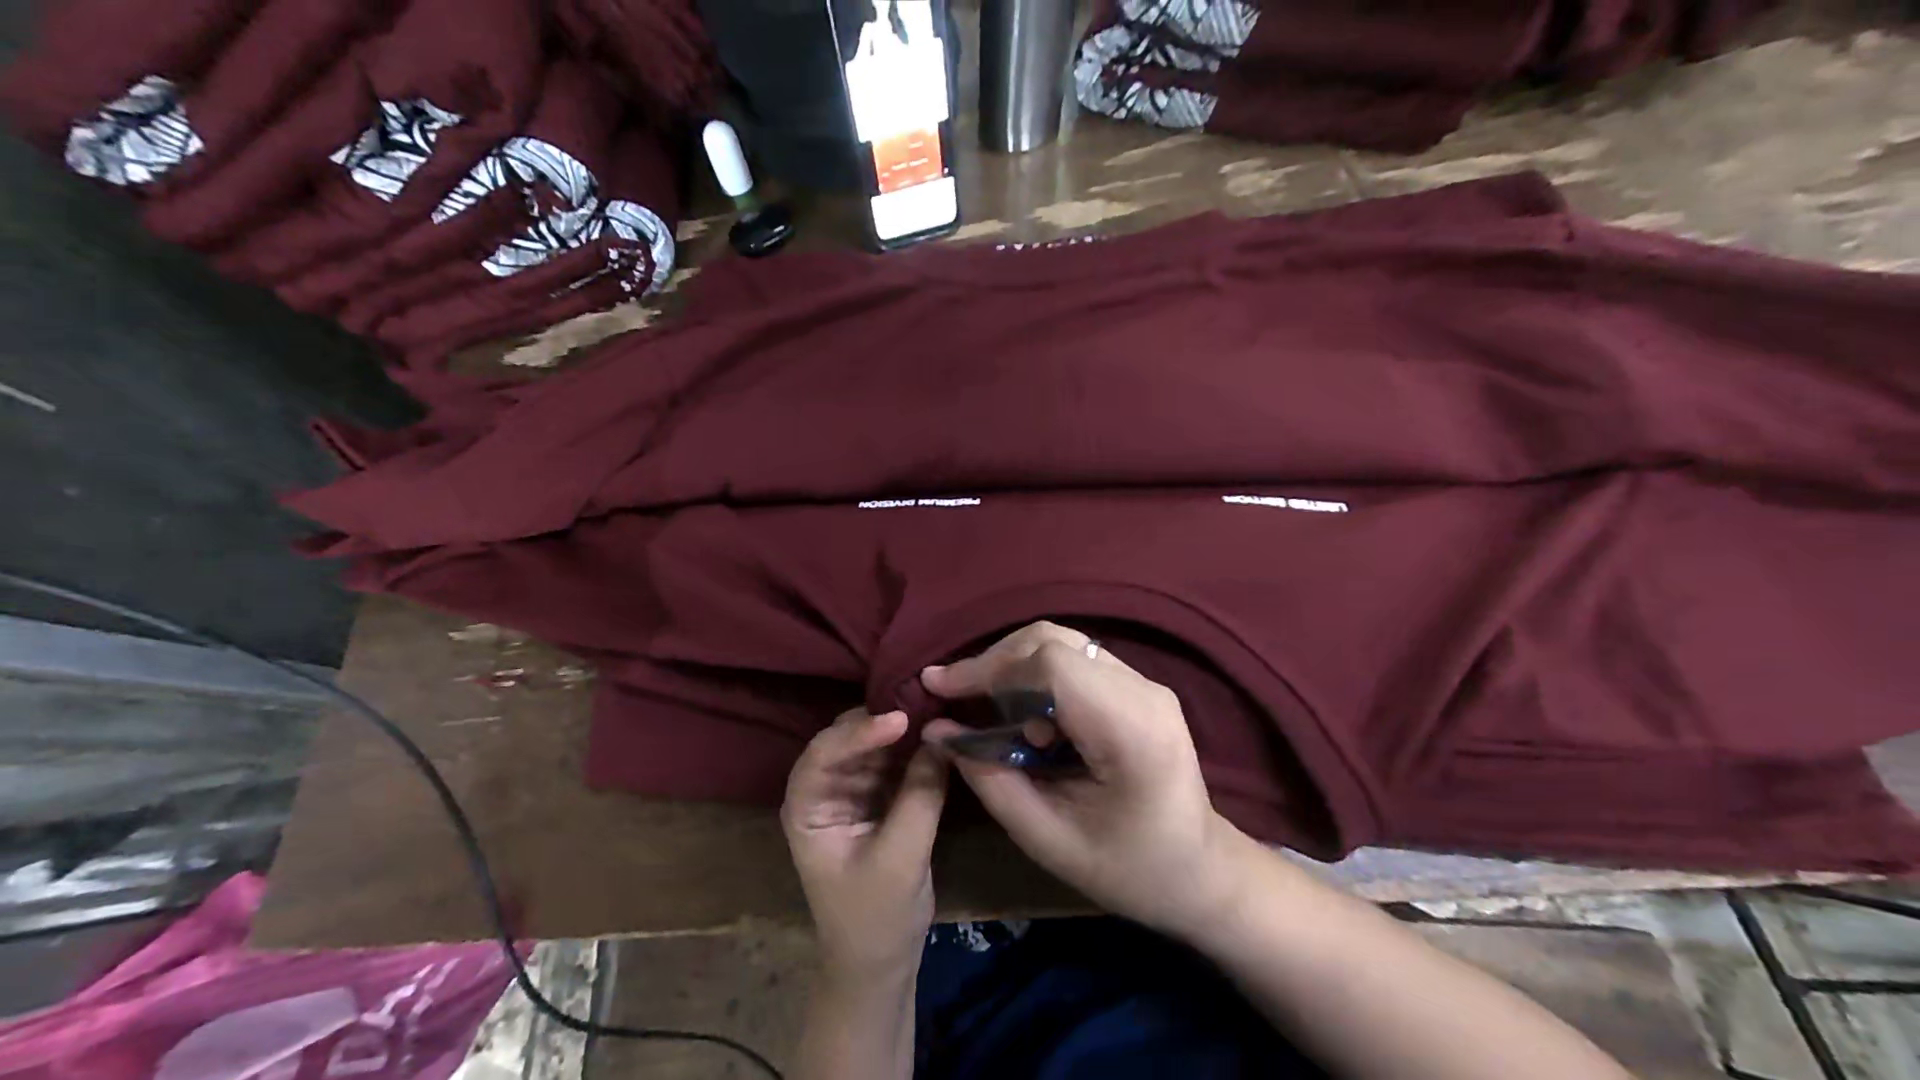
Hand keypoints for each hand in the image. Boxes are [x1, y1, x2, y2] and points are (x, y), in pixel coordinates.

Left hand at [782, 708, 948, 984]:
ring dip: (902, 730)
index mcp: (807, 808)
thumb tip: (942, 739)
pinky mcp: (879, 797)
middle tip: (923, 702)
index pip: (823, 755)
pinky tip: (938, 733)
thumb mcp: (900, 859)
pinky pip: (894, 761)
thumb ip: (920, 797)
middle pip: (846, 740)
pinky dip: (914, 748)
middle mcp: (824, 791)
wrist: (881, 961)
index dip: (858, 733)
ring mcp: (852, 791)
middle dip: (881, 721)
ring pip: (873, 745)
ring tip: (935, 708)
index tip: (900, 719)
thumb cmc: (875, 916)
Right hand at [922, 622, 1251, 937]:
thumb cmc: (1129, 870)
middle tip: (953, 694)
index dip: (989, 668)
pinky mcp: (1138, 685)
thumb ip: (990, 780)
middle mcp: (1143, 691)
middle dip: (994, 662)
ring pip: (1061, 642)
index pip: (1052, 665)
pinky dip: (1034, 672)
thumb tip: (938, 730)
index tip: (940, 688)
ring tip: (981, 703)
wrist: (1201, 870)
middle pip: (1053, 641)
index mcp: (1131, 731)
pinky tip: (1019, 710)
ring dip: (1012, 664)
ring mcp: (1145, 682)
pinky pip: (1075, 658)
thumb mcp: (1047, 840)